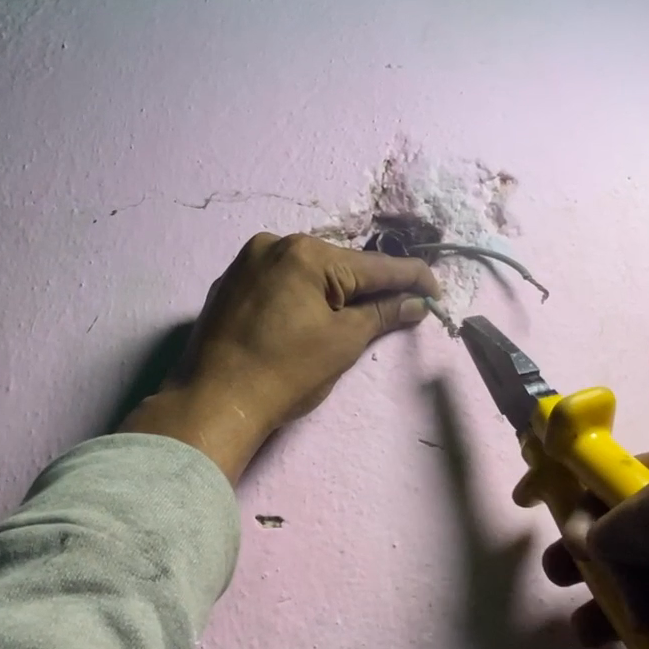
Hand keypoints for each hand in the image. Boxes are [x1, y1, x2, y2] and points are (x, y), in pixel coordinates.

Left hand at [121, 233, 439, 482]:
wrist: (211, 404)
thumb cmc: (284, 374)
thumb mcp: (343, 343)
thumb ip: (382, 315)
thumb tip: (415, 303)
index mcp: (305, 253)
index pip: (372, 266)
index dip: (410, 278)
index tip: (436, 288)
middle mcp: (273, 245)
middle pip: (338, 266)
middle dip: (368, 287)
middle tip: (398, 308)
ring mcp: (246, 263)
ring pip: (306, 273)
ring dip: (332, 292)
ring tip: (351, 319)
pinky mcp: (228, 285)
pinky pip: (278, 283)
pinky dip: (300, 297)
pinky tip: (307, 320)